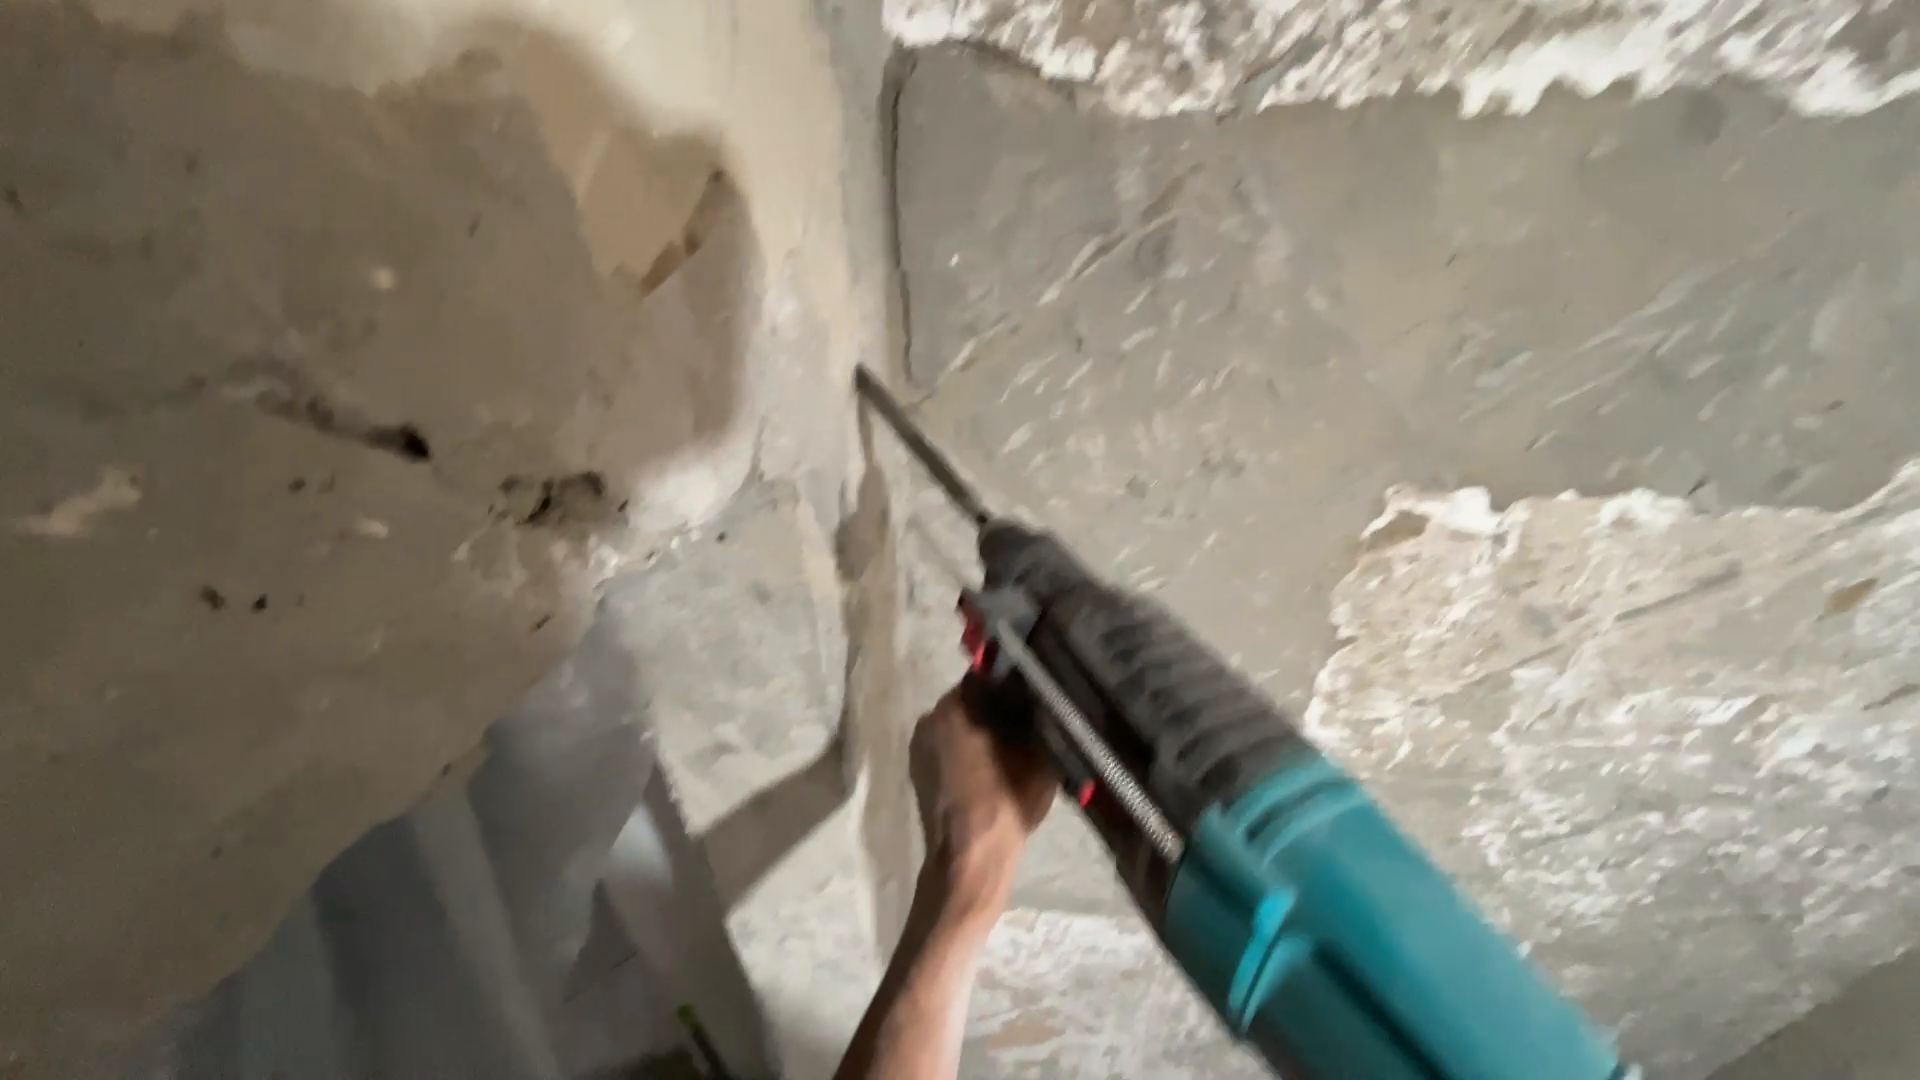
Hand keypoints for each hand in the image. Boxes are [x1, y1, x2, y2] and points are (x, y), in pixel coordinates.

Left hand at [909, 681, 1055, 915]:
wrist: (969, 858)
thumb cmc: (1006, 801)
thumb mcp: (1038, 756)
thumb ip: (1038, 719)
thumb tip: (1041, 697)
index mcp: (956, 705)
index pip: (986, 676)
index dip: (1012, 684)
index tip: (1031, 697)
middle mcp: (930, 716)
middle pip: (970, 700)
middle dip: (995, 709)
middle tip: (1024, 725)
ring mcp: (919, 745)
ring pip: (958, 724)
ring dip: (980, 731)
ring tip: (1008, 752)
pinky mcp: (917, 770)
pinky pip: (947, 747)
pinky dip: (965, 751)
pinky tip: (987, 771)